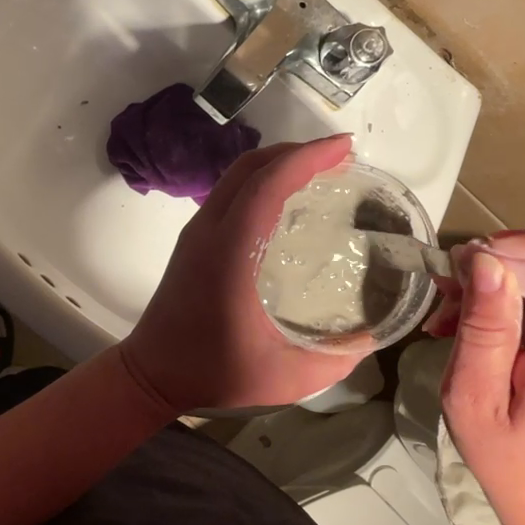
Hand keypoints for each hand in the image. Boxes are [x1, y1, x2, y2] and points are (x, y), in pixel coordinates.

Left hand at [118, 135, 376, 412]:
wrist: (151, 372)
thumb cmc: (214, 372)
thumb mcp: (285, 376)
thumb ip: (335, 358)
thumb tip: (373, 338)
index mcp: (231, 252)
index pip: (267, 184)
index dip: (307, 157)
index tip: (345, 147)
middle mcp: (210, 230)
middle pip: (250, 167)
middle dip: (297, 151)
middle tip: (340, 156)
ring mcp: (197, 231)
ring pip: (236, 175)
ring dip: (277, 162)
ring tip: (319, 170)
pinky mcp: (193, 239)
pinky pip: (229, 192)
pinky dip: (260, 180)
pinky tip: (286, 199)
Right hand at [434, 230, 524, 524]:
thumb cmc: (509, 458)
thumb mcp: (475, 396)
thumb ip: (485, 328)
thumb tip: (487, 261)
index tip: (482, 257)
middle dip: (504, 264)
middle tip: (447, 282)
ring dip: (496, 283)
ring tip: (447, 308)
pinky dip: (504, 300)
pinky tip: (464, 319)